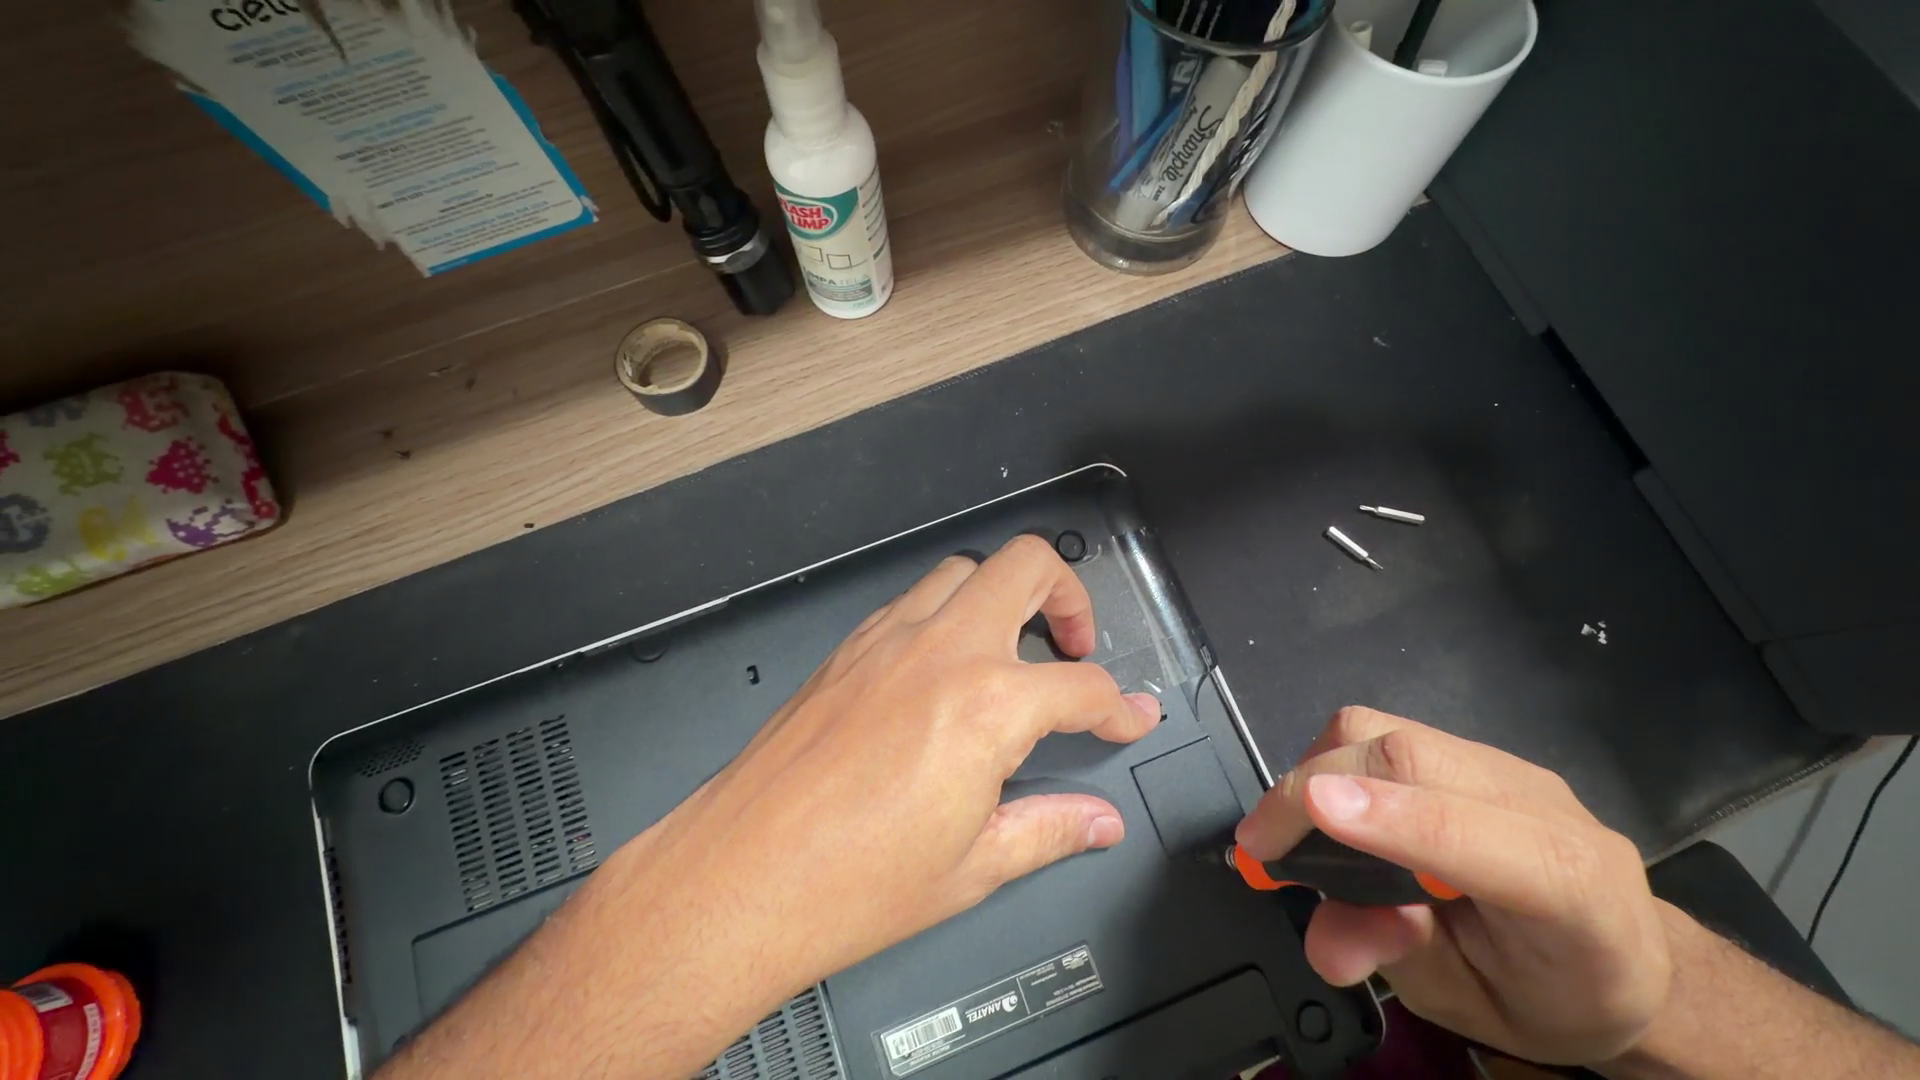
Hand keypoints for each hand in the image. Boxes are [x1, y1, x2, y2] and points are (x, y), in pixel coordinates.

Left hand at [615, 534, 1161, 999]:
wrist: (742, 877)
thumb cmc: (845, 880)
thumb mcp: (973, 866)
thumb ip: (1049, 828)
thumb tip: (1094, 821)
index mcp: (987, 705)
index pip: (1083, 686)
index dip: (1119, 706)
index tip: (1127, 716)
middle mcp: (939, 652)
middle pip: (1028, 566)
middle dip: (1070, 593)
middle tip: (1076, 642)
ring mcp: (887, 640)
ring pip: (964, 569)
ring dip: (1001, 593)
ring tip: (1012, 644)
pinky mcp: (848, 648)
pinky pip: (911, 601)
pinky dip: (944, 613)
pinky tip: (944, 665)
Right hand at [1235, 707, 1670, 1065]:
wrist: (1626, 955)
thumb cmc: (1554, 992)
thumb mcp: (1476, 1002)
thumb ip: (1400, 957)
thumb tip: (1325, 940)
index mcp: (1570, 886)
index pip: (1476, 834)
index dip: (1393, 817)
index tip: (1312, 812)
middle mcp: (1539, 805)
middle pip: (1410, 758)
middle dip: (1313, 786)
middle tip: (1259, 844)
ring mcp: (1501, 765)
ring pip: (1385, 728)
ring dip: (1316, 765)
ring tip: (1289, 825)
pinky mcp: (1467, 750)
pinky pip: (1383, 729)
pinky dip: (1332, 759)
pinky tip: (1325, 804)